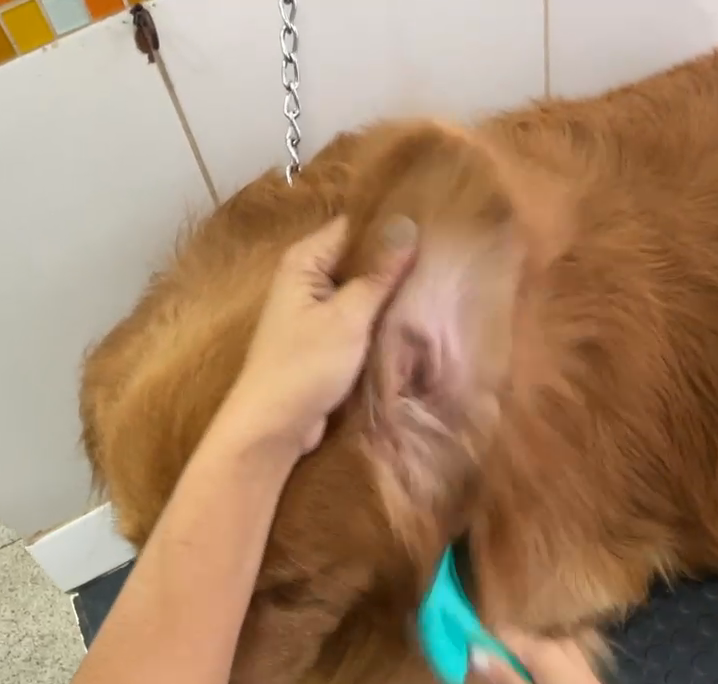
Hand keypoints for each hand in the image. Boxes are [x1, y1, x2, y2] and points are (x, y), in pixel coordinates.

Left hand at [218, 215, 417, 456]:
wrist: (274, 425)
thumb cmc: (305, 365)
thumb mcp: (348, 317)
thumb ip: (378, 275)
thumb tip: (408, 226)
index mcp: (304, 261)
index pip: (353, 226)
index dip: (390, 224)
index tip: (433, 223)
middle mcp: (307, 280)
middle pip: (358, 259)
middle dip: (395, 261)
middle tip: (443, 256)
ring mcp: (315, 313)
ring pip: (361, 292)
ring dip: (390, 294)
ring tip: (436, 283)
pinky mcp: (324, 342)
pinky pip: (358, 320)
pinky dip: (379, 321)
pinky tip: (412, 319)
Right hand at [472, 631, 652, 683]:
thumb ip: (503, 679)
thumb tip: (474, 651)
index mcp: (543, 652)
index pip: (500, 633)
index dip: (482, 648)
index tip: (472, 671)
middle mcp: (558, 644)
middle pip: (515, 642)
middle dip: (501, 663)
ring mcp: (571, 655)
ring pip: (529, 654)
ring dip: (518, 672)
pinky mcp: (578, 668)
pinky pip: (544, 662)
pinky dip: (534, 676)